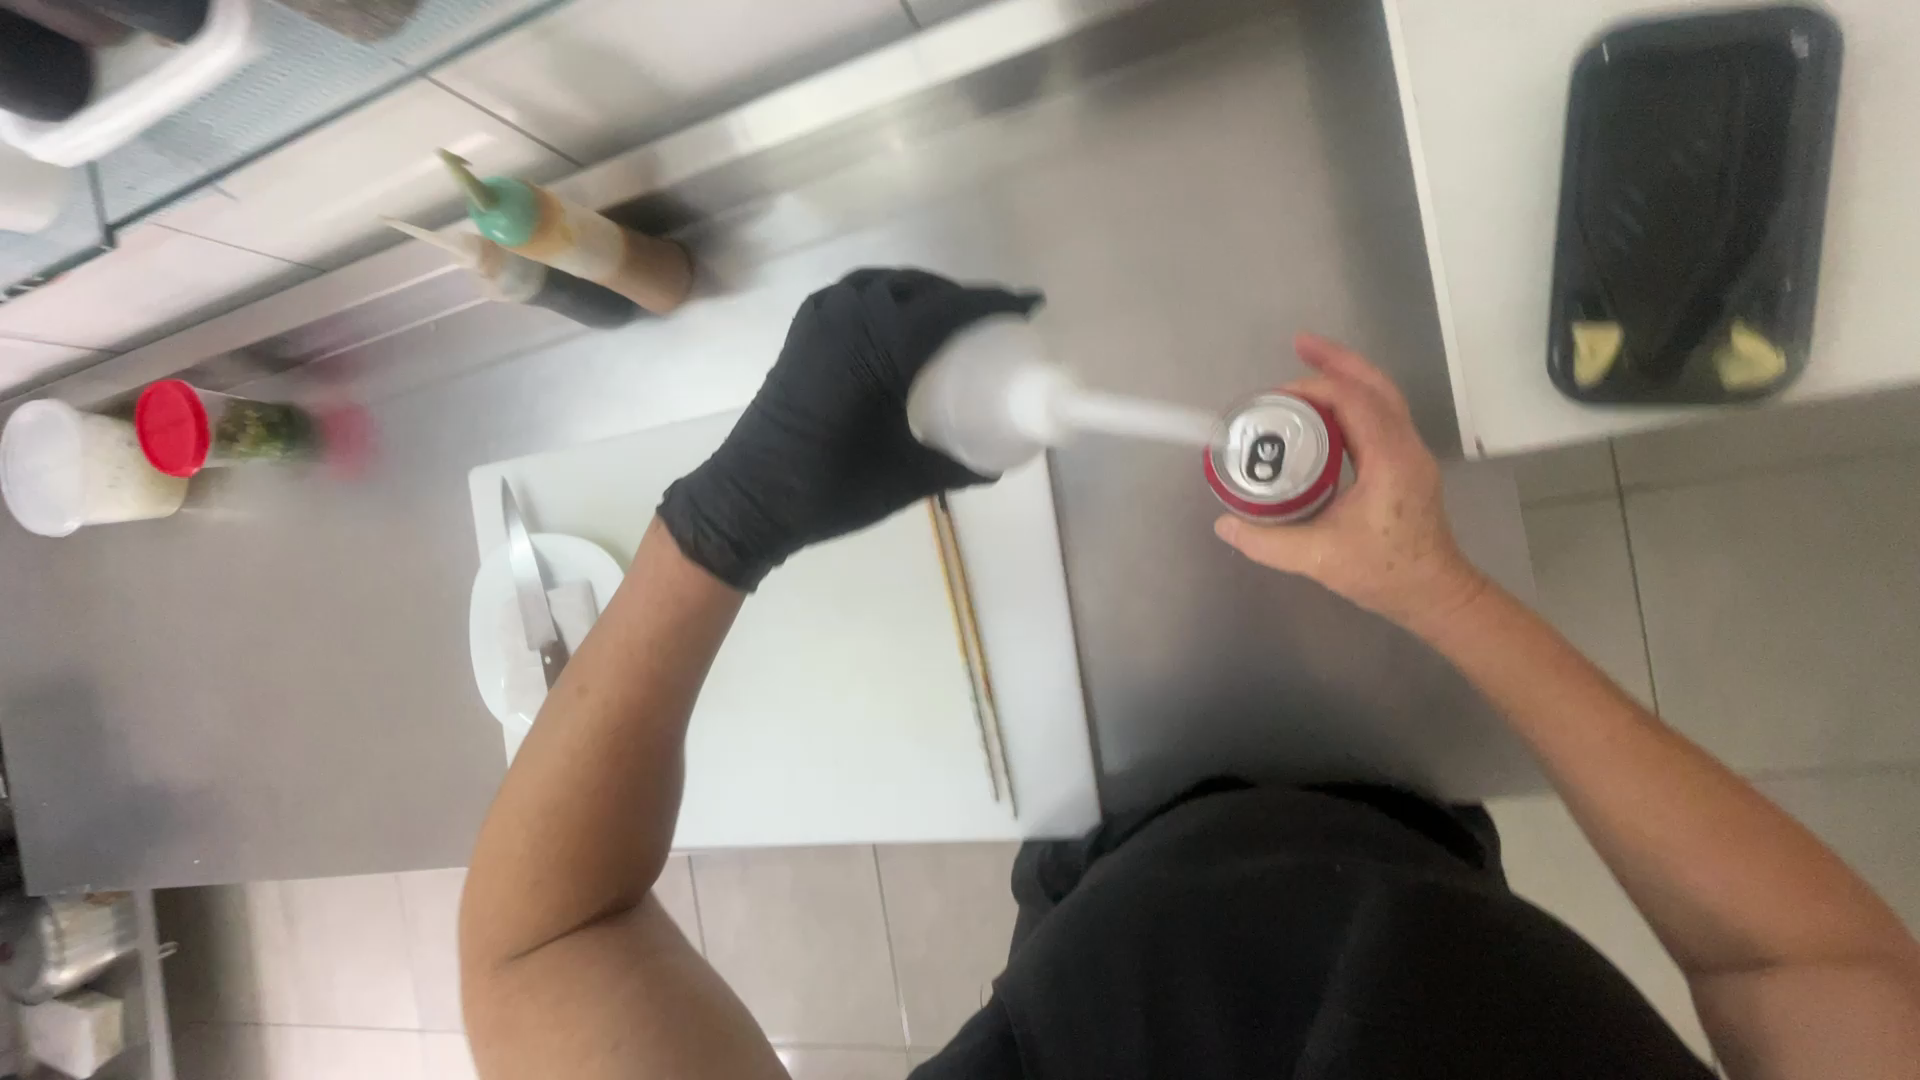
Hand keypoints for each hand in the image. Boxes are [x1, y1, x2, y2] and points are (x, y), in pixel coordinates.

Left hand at [659, 268, 1042, 590]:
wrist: (749, 499)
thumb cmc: (830, 491)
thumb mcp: (906, 480)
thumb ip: (957, 468)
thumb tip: (997, 466)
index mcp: (879, 350)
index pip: (950, 309)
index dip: (994, 302)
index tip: (1029, 305)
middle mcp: (848, 321)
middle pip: (918, 288)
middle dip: (959, 296)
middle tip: (991, 320)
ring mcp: (819, 323)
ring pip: (882, 284)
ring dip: (919, 292)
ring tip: (947, 318)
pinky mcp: (801, 335)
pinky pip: (851, 296)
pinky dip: (882, 297)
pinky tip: (893, 325)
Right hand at [1212, 334, 1488, 632]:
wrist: (1434, 593)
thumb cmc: (1384, 573)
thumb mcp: (1317, 558)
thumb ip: (1266, 542)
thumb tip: (1224, 523)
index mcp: (1389, 459)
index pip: (1354, 401)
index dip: (1314, 388)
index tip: (1275, 395)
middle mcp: (1405, 446)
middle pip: (1375, 385)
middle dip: (1337, 361)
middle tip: (1299, 344)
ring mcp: (1409, 454)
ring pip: (1381, 397)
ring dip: (1346, 377)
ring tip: (1308, 365)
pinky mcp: (1404, 465)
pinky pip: (1379, 416)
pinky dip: (1351, 402)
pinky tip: (1323, 413)